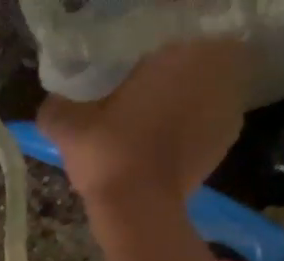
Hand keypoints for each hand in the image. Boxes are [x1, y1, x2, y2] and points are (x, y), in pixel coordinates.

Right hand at [37, 39, 249, 205]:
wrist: (139, 210)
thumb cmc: (108, 154)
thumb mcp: (68, 127)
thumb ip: (56, 106)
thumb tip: (52, 103)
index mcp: (183, 47)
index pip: (167, 26)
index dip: (145, 43)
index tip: (125, 62)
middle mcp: (218, 65)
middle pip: (192, 52)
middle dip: (168, 66)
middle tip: (137, 85)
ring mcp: (231, 102)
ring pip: (203, 84)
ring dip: (181, 94)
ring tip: (150, 114)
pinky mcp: (228, 136)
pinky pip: (207, 116)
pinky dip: (189, 123)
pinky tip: (162, 139)